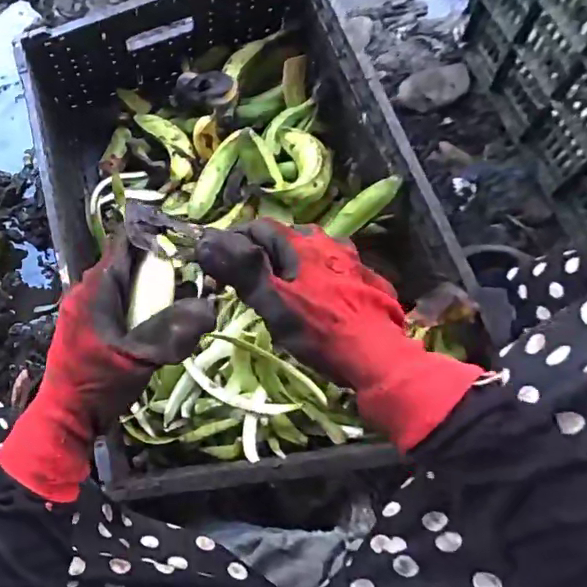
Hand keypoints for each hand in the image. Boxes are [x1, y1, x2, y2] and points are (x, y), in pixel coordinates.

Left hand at [0, 232, 215, 502]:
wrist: (65, 417)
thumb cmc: (98, 383)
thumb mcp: (140, 357)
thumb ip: (173, 330)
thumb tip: (210, 306)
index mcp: (96, 287)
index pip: (126, 243)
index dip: (156, 239)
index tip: (187, 245)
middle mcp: (86, 289)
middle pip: (127, 263)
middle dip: (158, 269)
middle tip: (191, 280)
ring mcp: (83, 306)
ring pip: (124, 284)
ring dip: (149, 291)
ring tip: (178, 302)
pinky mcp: (86, 323)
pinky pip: (116, 302)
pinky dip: (136, 307)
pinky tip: (155, 324)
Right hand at [198, 220, 482, 450]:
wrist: (380, 360)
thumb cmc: (320, 330)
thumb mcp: (272, 301)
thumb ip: (240, 268)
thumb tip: (206, 241)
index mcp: (300, 241)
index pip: (255, 226)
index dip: (232, 243)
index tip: (218, 268)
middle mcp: (327, 241)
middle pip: (281, 240)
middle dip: (259, 257)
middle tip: (245, 286)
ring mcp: (350, 260)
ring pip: (307, 256)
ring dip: (287, 269)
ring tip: (277, 297)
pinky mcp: (367, 280)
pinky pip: (330, 272)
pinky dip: (313, 281)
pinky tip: (313, 304)